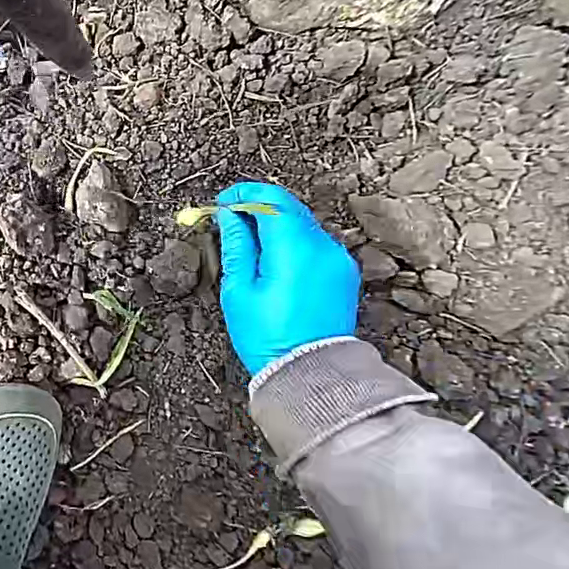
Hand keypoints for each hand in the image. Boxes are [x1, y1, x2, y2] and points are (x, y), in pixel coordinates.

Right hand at [214, 181, 361, 375]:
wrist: (312, 374)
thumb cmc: (271, 339)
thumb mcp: (239, 291)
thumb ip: (236, 245)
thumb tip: (230, 216)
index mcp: (294, 248)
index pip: (271, 199)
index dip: (244, 194)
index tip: (224, 201)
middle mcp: (322, 247)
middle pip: (288, 207)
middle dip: (259, 208)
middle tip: (232, 221)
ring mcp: (337, 258)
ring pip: (302, 224)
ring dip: (276, 225)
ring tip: (251, 247)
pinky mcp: (343, 271)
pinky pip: (315, 243)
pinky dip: (294, 242)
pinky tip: (275, 262)